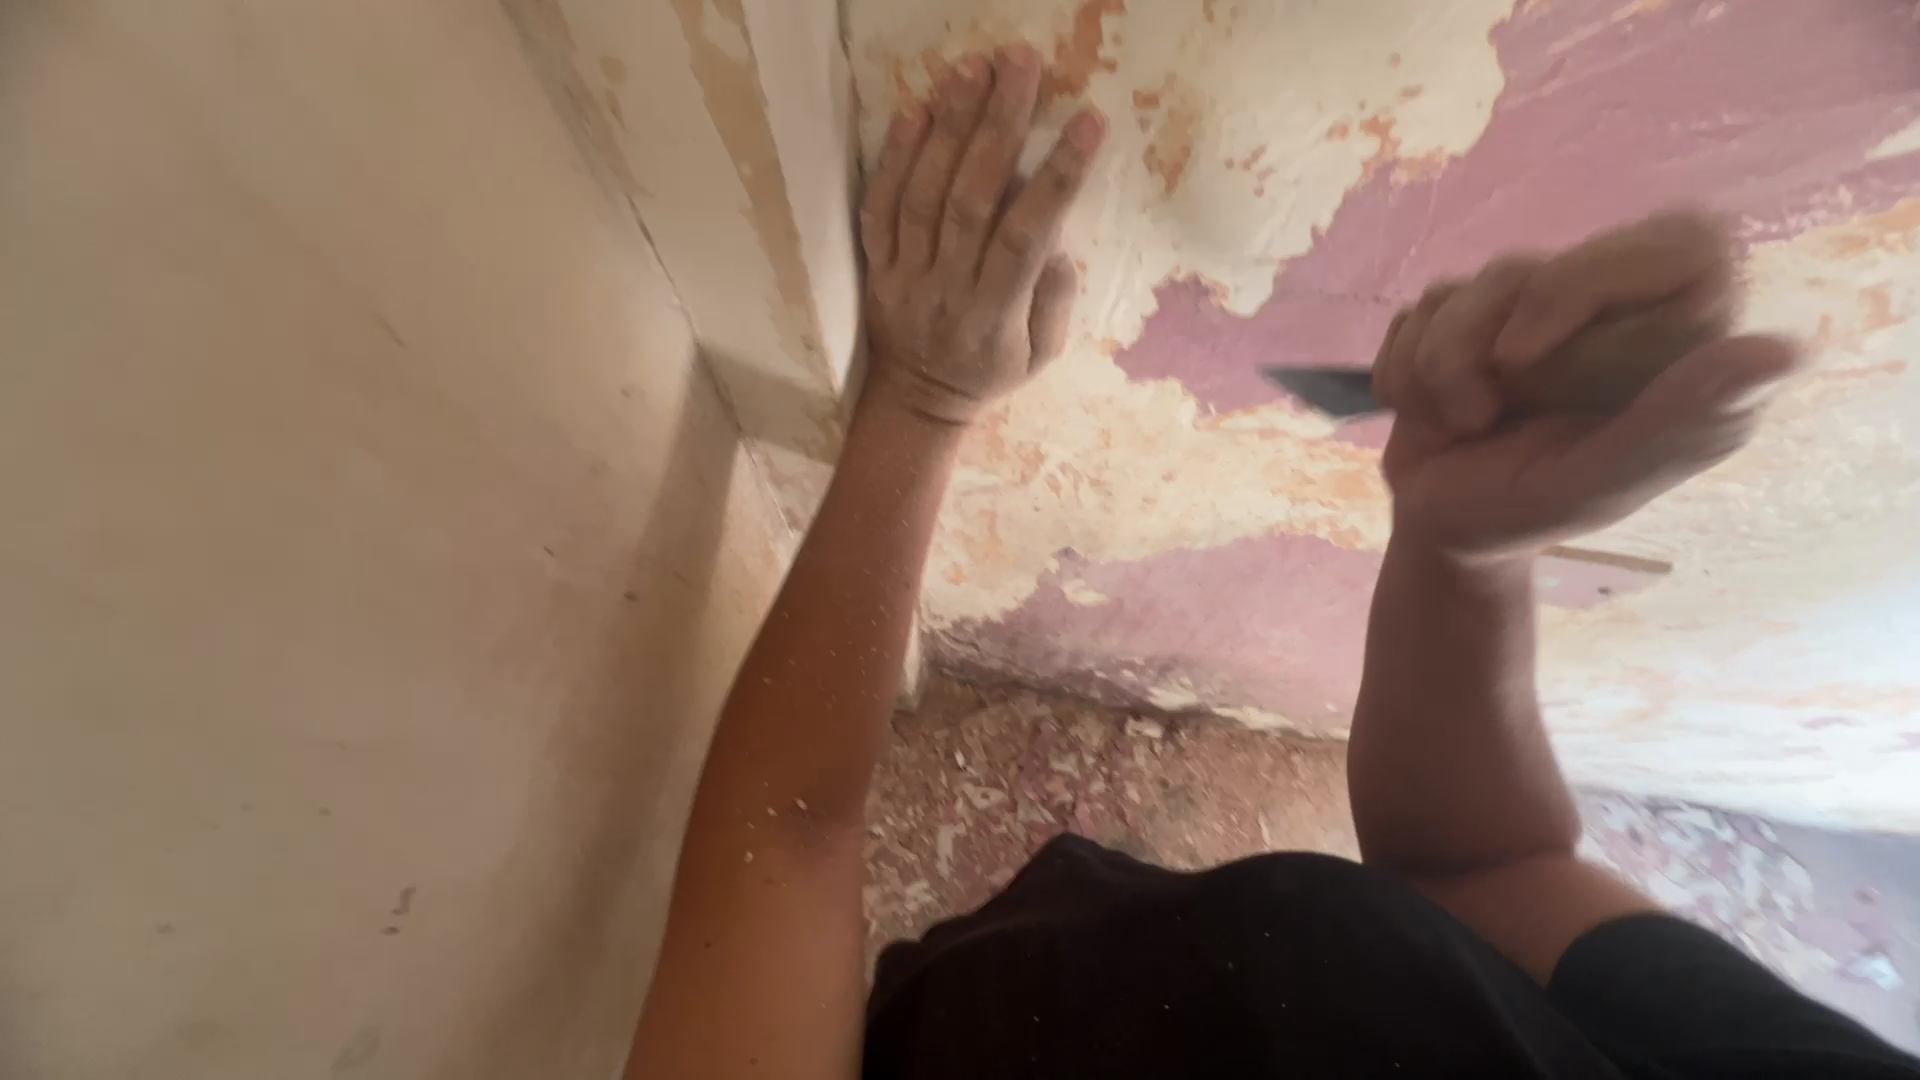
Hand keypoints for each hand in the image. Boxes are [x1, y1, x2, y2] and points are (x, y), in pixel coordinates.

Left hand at [858, 47, 1106, 427]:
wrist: (918, 401)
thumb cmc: (988, 375)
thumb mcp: (1039, 357)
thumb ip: (1052, 302)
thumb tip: (1058, 241)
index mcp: (993, 315)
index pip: (1026, 238)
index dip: (1057, 178)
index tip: (1087, 122)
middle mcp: (947, 290)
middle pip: (970, 201)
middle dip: (998, 128)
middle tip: (1020, 64)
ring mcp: (905, 277)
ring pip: (922, 198)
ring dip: (946, 129)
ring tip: (971, 70)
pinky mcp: (876, 268)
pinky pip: (878, 213)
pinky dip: (892, 163)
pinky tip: (912, 114)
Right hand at [1374, 210, 1803, 557]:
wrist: (1441, 528)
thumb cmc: (1522, 515)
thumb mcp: (1596, 488)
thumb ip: (1675, 426)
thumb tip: (1777, 352)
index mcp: (1671, 343)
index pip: (1672, 243)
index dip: (1581, 283)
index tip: (1518, 357)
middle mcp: (1603, 313)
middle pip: (1526, 270)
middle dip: (1466, 352)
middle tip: (1475, 419)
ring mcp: (1522, 314)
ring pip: (1457, 291)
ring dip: (1430, 371)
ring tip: (1454, 426)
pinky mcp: (1457, 323)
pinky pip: (1413, 315)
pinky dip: (1399, 372)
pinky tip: (1423, 410)